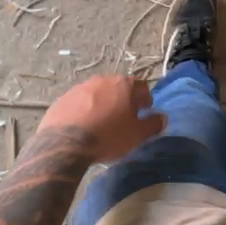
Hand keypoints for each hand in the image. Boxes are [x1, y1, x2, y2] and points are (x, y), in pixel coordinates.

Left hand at [41, 75, 166, 162]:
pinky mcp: (62, 99)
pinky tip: (83, 127)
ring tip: (102, 124)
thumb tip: (163, 118)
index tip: (144, 111)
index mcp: (123, 85)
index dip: (145, 99)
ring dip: (103, 104)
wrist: (64, 144)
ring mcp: (80, 88)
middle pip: (118, 87)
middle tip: (124, 118)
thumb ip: (153, 125)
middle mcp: (102, 80)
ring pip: (98, 94)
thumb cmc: (108, 136)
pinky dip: (84, 111)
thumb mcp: (137, 135)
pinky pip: (79, 103)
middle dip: (123, 100)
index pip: (141, 86)